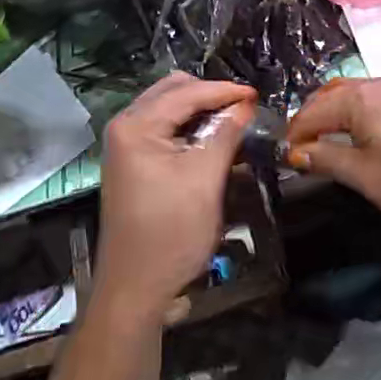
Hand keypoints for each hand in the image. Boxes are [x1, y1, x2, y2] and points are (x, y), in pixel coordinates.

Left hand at [94, 73, 256, 314]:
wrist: (136, 288)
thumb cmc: (171, 233)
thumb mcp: (204, 180)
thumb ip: (225, 135)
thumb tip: (244, 105)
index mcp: (135, 126)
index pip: (185, 93)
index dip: (223, 91)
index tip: (256, 94)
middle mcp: (124, 127)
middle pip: (171, 93)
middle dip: (209, 95)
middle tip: (243, 107)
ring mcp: (125, 145)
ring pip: (167, 110)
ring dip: (199, 111)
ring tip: (233, 120)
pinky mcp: (132, 163)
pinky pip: (163, 130)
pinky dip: (188, 129)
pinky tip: (211, 138)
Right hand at [286, 78, 380, 233]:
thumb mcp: (369, 179)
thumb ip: (326, 161)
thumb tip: (294, 152)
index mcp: (358, 98)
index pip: (307, 114)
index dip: (291, 140)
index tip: (285, 167)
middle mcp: (374, 85)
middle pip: (324, 98)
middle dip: (307, 125)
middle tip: (301, 161)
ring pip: (345, 98)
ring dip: (328, 121)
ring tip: (324, 154)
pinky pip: (366, 102)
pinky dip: (350, 119)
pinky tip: (356, 144)